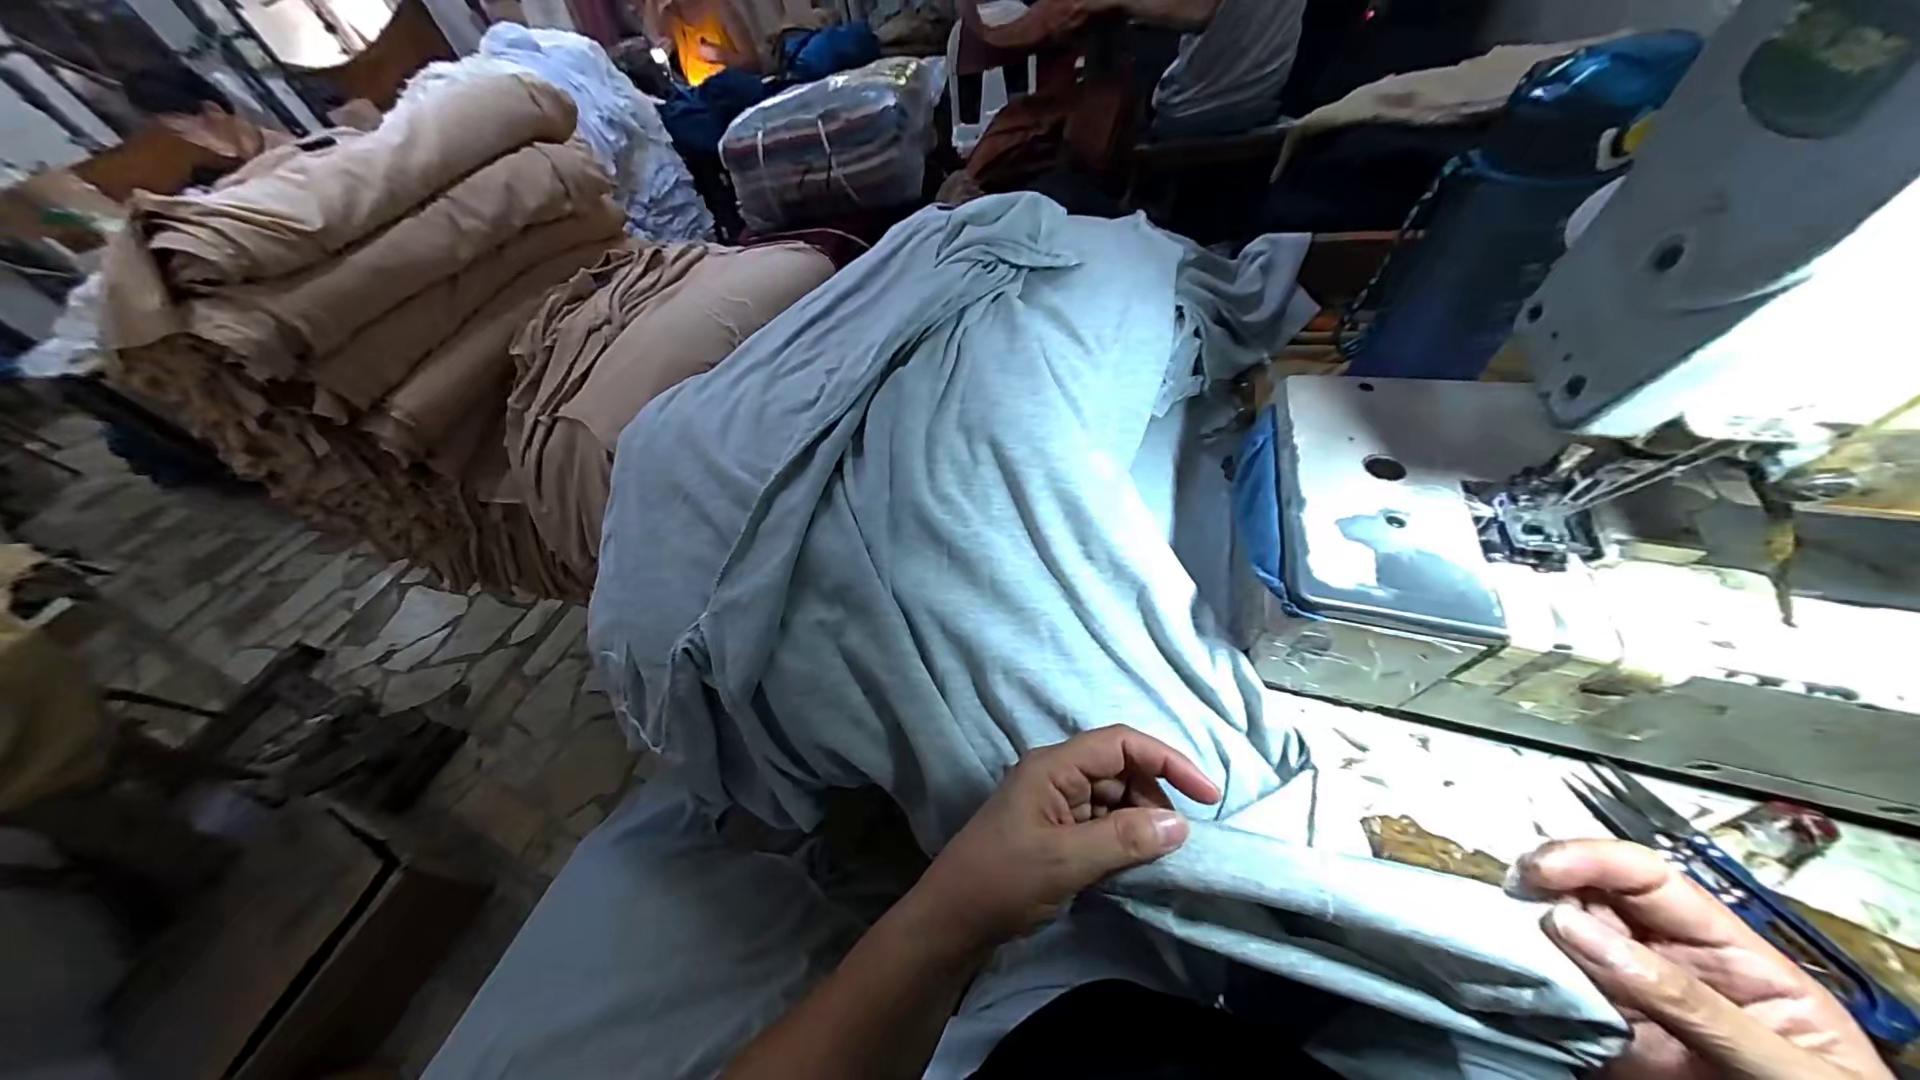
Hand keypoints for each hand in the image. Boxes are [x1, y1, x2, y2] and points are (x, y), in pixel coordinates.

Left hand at [904, 726, 1221, 950]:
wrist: (953, 917)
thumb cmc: (1004, 879)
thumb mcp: (1067, 860)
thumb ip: (1125, 839)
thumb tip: (1180, 824)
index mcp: (1054, 766)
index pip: (1121, 743)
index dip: (1168, 761)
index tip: (1207, 795)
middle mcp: (1056, 774)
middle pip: (1120, 769)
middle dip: (1155, 798)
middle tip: (1175, 842)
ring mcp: (1055, 801)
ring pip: (1114, 797)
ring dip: (1140, 821)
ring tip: (1154, 858)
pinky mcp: (1056, 828)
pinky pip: (1101, 821)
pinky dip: (1123, 837)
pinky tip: (1133, 864)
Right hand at [1515, 839, 1891, 1079]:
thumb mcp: (1785, 1064)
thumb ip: (1690, 1001)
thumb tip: (1568, 923)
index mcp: (1724, 951)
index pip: (1647, 877)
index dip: (1589, 858)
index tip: (1539, 869)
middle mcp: (1664, 956)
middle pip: (1590, 892)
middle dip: (1544, 883)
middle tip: (1510, 896)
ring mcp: (1625, 989)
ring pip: (1558, 929)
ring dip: (1526, 922)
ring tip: (1505, 931)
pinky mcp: (1594, 1022)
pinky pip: (1548, 980)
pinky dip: (1521, 967)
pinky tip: (1507, 963)